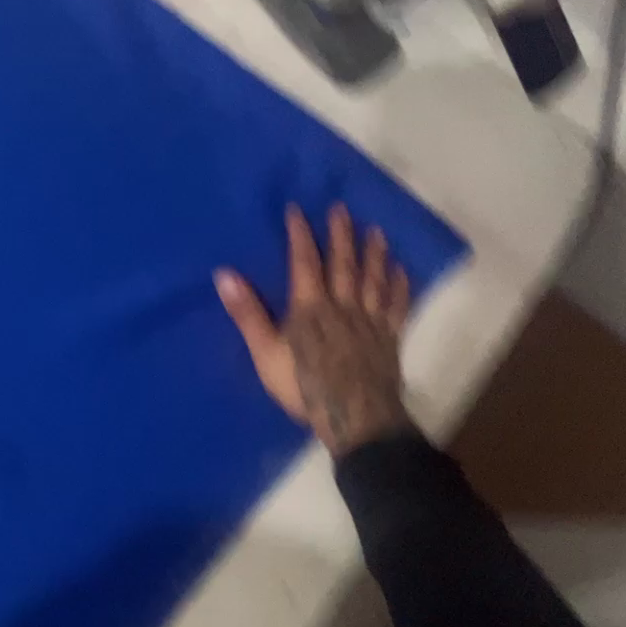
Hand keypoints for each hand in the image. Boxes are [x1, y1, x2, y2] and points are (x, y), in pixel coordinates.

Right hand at [214, 203, 412, 456]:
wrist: (356, 417)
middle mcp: (342, 306)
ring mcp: (370, 321)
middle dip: (341, 235)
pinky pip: (397, 305)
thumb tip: (224, 275)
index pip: (304, 263)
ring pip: (373, 279)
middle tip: (342, 209)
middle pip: (343, 264)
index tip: (297, 210)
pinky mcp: (389, 338)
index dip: (300, 235)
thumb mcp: (265, 352)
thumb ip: (247, 314)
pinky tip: (401, 272)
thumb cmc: (304, 386)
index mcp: (310, 308)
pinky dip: (399, 286)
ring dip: (374, 254)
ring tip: (376, 231)